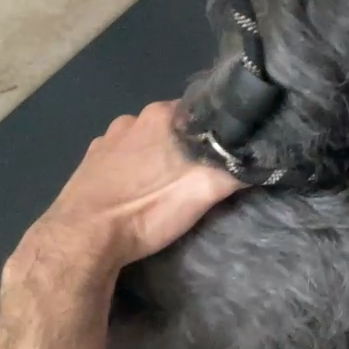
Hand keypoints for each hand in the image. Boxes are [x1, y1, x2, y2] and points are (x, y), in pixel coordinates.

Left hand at [7, 101, 243, 283]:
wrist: (83, 238)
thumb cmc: (148, 208)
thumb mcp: (207, 191)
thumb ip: (237, 172)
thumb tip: (265, 162)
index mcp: (161, 116)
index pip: (203, 110)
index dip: (220, 130)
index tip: (233, 149)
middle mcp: (132, 119)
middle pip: (176, 126)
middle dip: (192, 144)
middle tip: (208, 172)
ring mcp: (106, 140)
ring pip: (148, 141)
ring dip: (162, 156)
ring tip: (174, 184)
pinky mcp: (90, 162)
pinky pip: (124, 157)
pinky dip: (137, 168)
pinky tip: (142, 190)